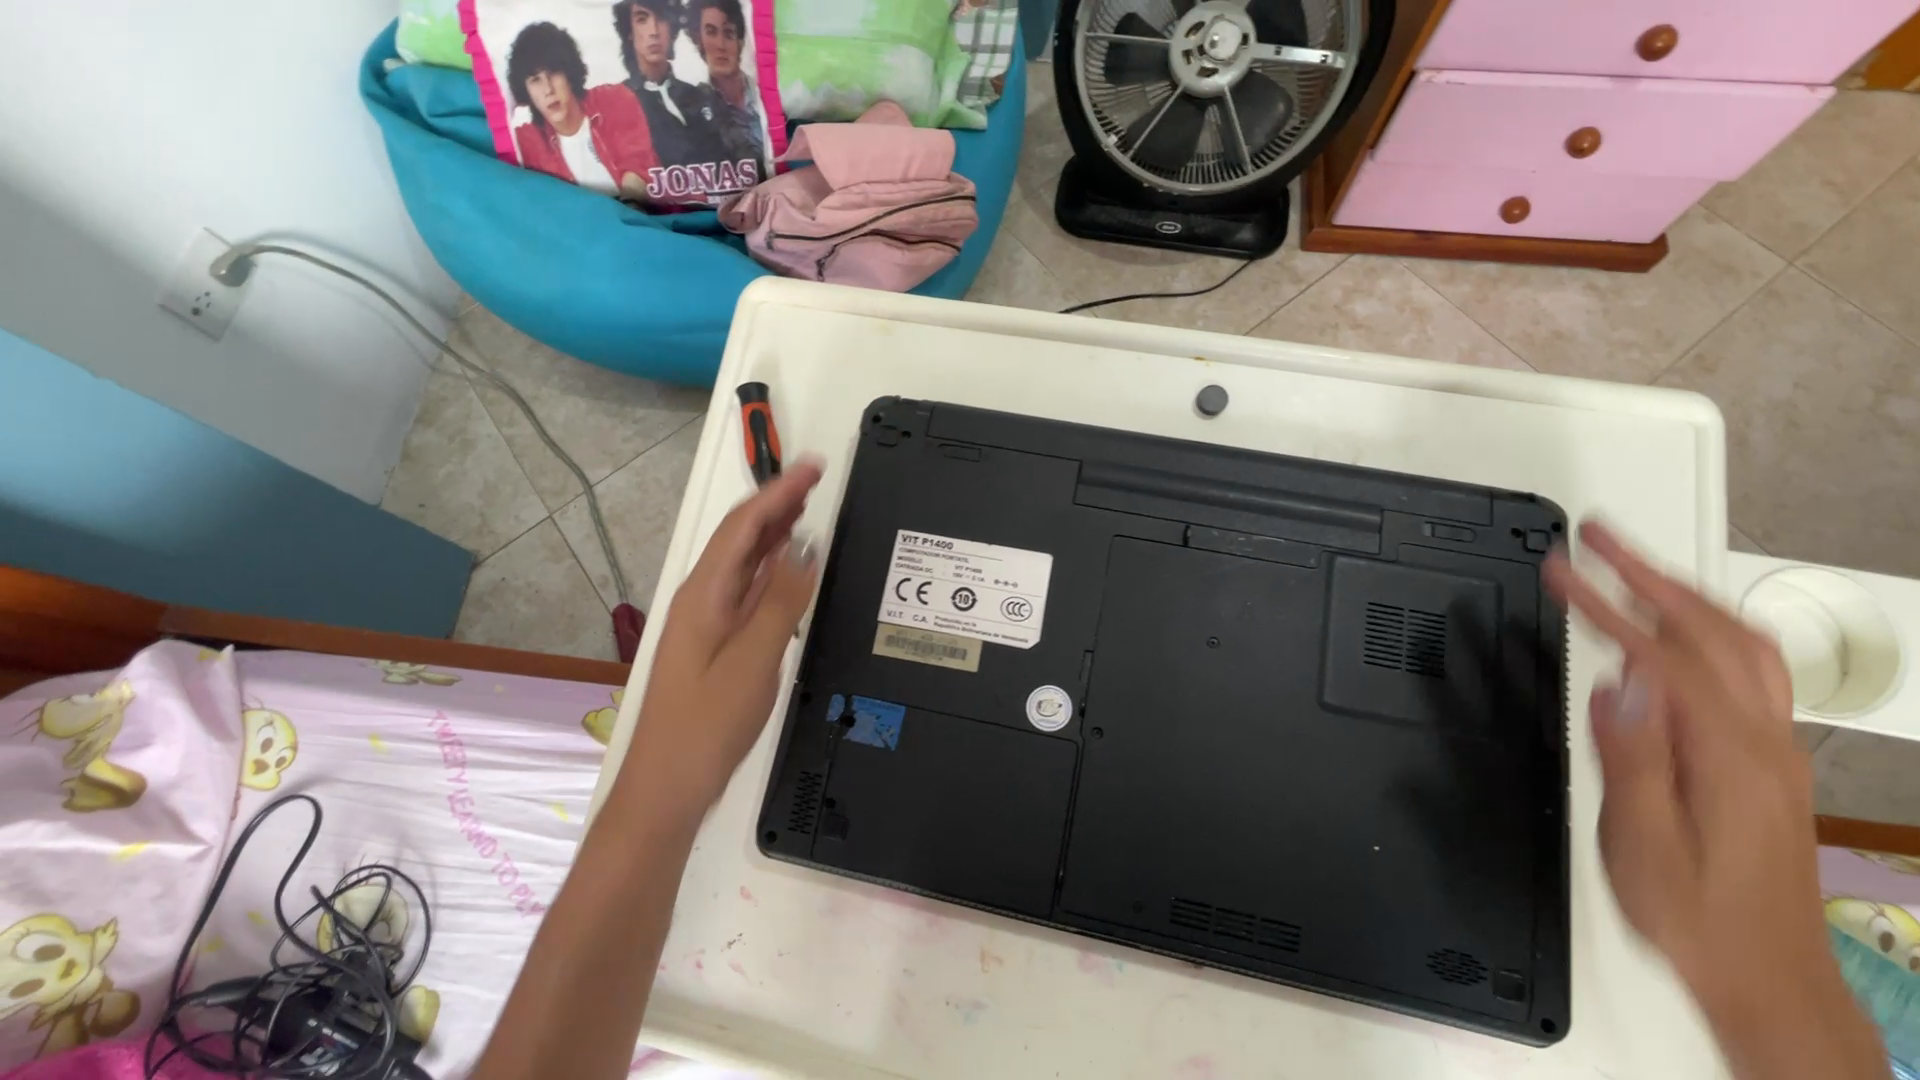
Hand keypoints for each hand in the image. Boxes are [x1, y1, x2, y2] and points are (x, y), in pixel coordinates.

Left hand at [619, 461, 822, 819]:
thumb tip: (805, 546)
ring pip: (745, 563)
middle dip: (778, 504)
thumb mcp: (752, 660)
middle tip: (816, 480)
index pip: (744, 526)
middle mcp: (703, 598)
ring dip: (776, 533)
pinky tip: (790, 569)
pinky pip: (748, 591)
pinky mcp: (717, 644)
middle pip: (742, 538)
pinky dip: (773, 570)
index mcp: (705, 594)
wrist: (668, 784)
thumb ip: (781, 601)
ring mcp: (708, 622)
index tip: (814, 465)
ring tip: (808, 510)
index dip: (779, 491)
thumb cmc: (707, 724)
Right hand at [1546, 521, 1886, 1079]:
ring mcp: (1775, 745)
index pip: (1659, 653)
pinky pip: (1750, 668)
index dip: (1605, 603)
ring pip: (1741, 642)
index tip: (1561, 568)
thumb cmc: (1693, 914)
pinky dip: (1706, 626)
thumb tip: (1616, 682)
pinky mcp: (1771, 756)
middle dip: (1648, 572)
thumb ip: (1633, 757)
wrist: (1767, 973)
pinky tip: (1674, 628)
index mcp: (1724, 755)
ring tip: (1629, 565)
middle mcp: (1762, 739)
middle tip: (1595, 538)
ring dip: (1683, 591)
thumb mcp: (1641, 842)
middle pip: (1712, 630)